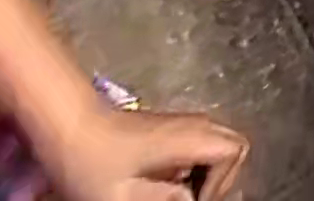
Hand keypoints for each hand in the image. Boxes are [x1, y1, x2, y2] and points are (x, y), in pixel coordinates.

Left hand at [46, 107, 247, 200]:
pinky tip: (175, 181)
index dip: (219, 184)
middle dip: (223, 177)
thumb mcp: (122, 196)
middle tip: (197, 199)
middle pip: (237, 145)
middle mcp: (201, 124)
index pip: (231, 154)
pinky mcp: (182, 125)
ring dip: (213, 170)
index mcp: (192, 138)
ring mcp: (192, 122)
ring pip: (225, 142)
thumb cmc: (96, 166)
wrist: (76, 132)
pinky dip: (203, 163)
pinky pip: (210, 142)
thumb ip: (163, 199)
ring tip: (186, 193)